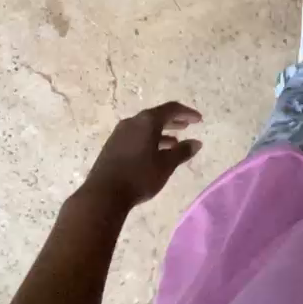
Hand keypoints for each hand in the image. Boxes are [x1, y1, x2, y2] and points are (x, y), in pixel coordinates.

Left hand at [77, 102, 203, 211]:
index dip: (187, 112)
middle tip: (187, 125)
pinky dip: (149, 139)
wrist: (103, 194)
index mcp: (147, 121)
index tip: (199, 120)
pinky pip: (136, 135)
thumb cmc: (139, 176)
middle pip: (157, 115)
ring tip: (174, 142)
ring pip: (145, 127)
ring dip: (161, 132)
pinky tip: (154, 153)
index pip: (171, 109)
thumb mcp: (165, 165)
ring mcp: (120, 133)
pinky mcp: (112, 145)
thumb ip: (182, 152)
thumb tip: (196, 143)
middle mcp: (133, 122)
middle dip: (174, 120)